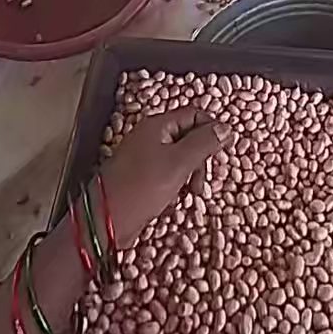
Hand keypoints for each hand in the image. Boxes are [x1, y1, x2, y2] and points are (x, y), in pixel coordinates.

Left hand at [98, 105, 228, 246]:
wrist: (106, 218)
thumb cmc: (142, 186)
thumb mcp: (179, 163)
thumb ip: (204, 143)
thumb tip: (226, 128)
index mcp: (158, 125)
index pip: (194, 114)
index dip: (212, 129)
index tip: (224, 150)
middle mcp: (151, 137)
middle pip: (189, 136)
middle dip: (202, 157)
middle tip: (203, 181)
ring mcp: (145, 157)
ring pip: (180, 157)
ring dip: (192, 173)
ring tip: (192, 192)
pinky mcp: (142, 177)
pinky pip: (169, 173)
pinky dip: (178, 184)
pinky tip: (175, 198)